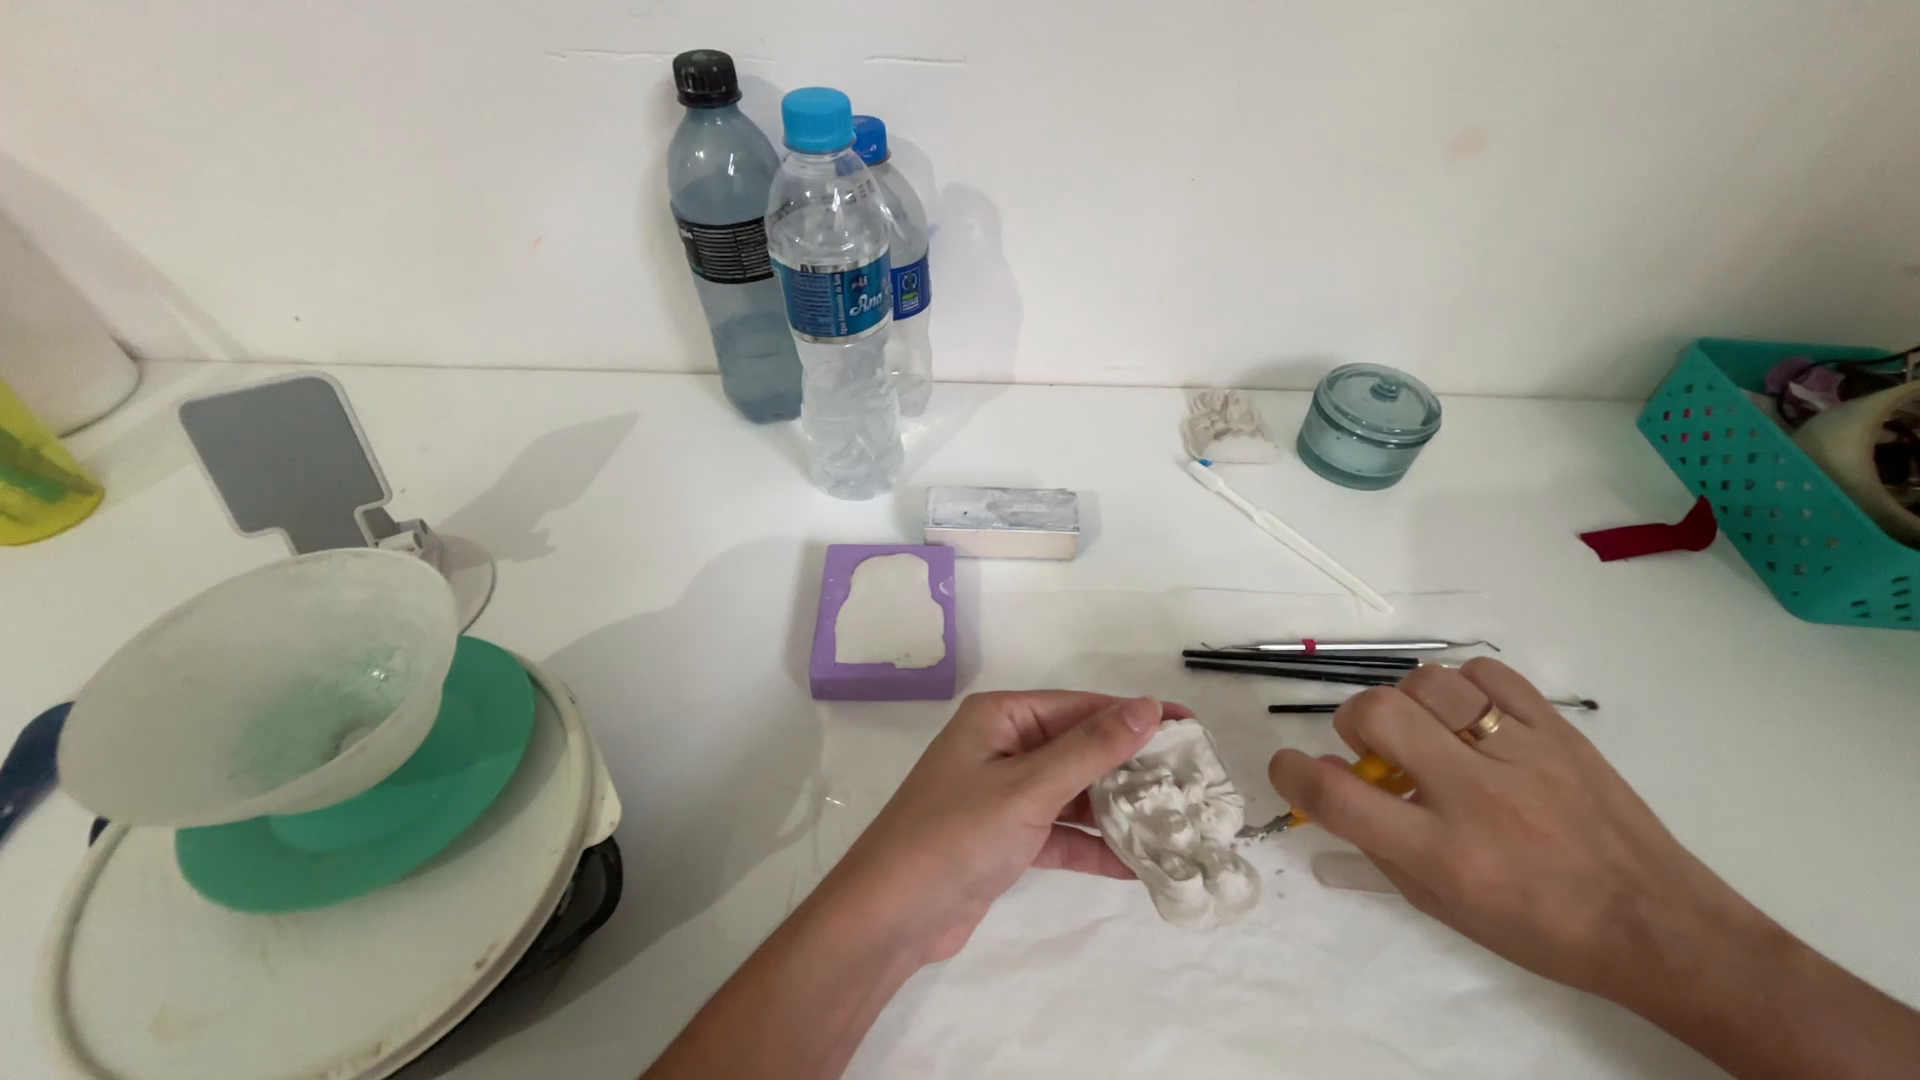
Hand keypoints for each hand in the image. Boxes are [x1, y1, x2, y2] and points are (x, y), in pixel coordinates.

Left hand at [824, 691, 1189, 965]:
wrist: (891, 916)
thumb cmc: (956, 834)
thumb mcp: (1029, 787)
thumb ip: (1091, 749)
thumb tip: (1148, 707)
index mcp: (1000, 718)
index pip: (1080, 707)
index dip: (1135, 716)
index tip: (1190, 726)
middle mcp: (1002, 748)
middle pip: (1079, 749)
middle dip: (1131, 767)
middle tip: (1192, 782)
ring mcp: (1003, 795)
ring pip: (1073, 793)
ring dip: (1118, 810)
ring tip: (1178, 823)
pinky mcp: (1006, 838)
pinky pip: (1060, 832)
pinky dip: (1094, 846)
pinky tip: (1140, 865)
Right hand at [1267, 659, 1755, 1008]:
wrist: (1661, 927)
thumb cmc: (1537, 928)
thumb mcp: (1441, 905)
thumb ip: (1375, 842)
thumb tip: (1328, 782)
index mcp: (1442, 853)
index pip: (1335, 795)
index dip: (1292, 772)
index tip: (1289, 766)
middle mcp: (1475, 796)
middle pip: (1376, 714)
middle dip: (1353, 722)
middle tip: (1373, 746)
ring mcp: (1522, 755)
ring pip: (1428, 682)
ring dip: (1408, 701)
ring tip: (1426, 729)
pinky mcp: (1560, 730)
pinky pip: (1488, 673)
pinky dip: (1463, 687)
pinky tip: (1471, 717)